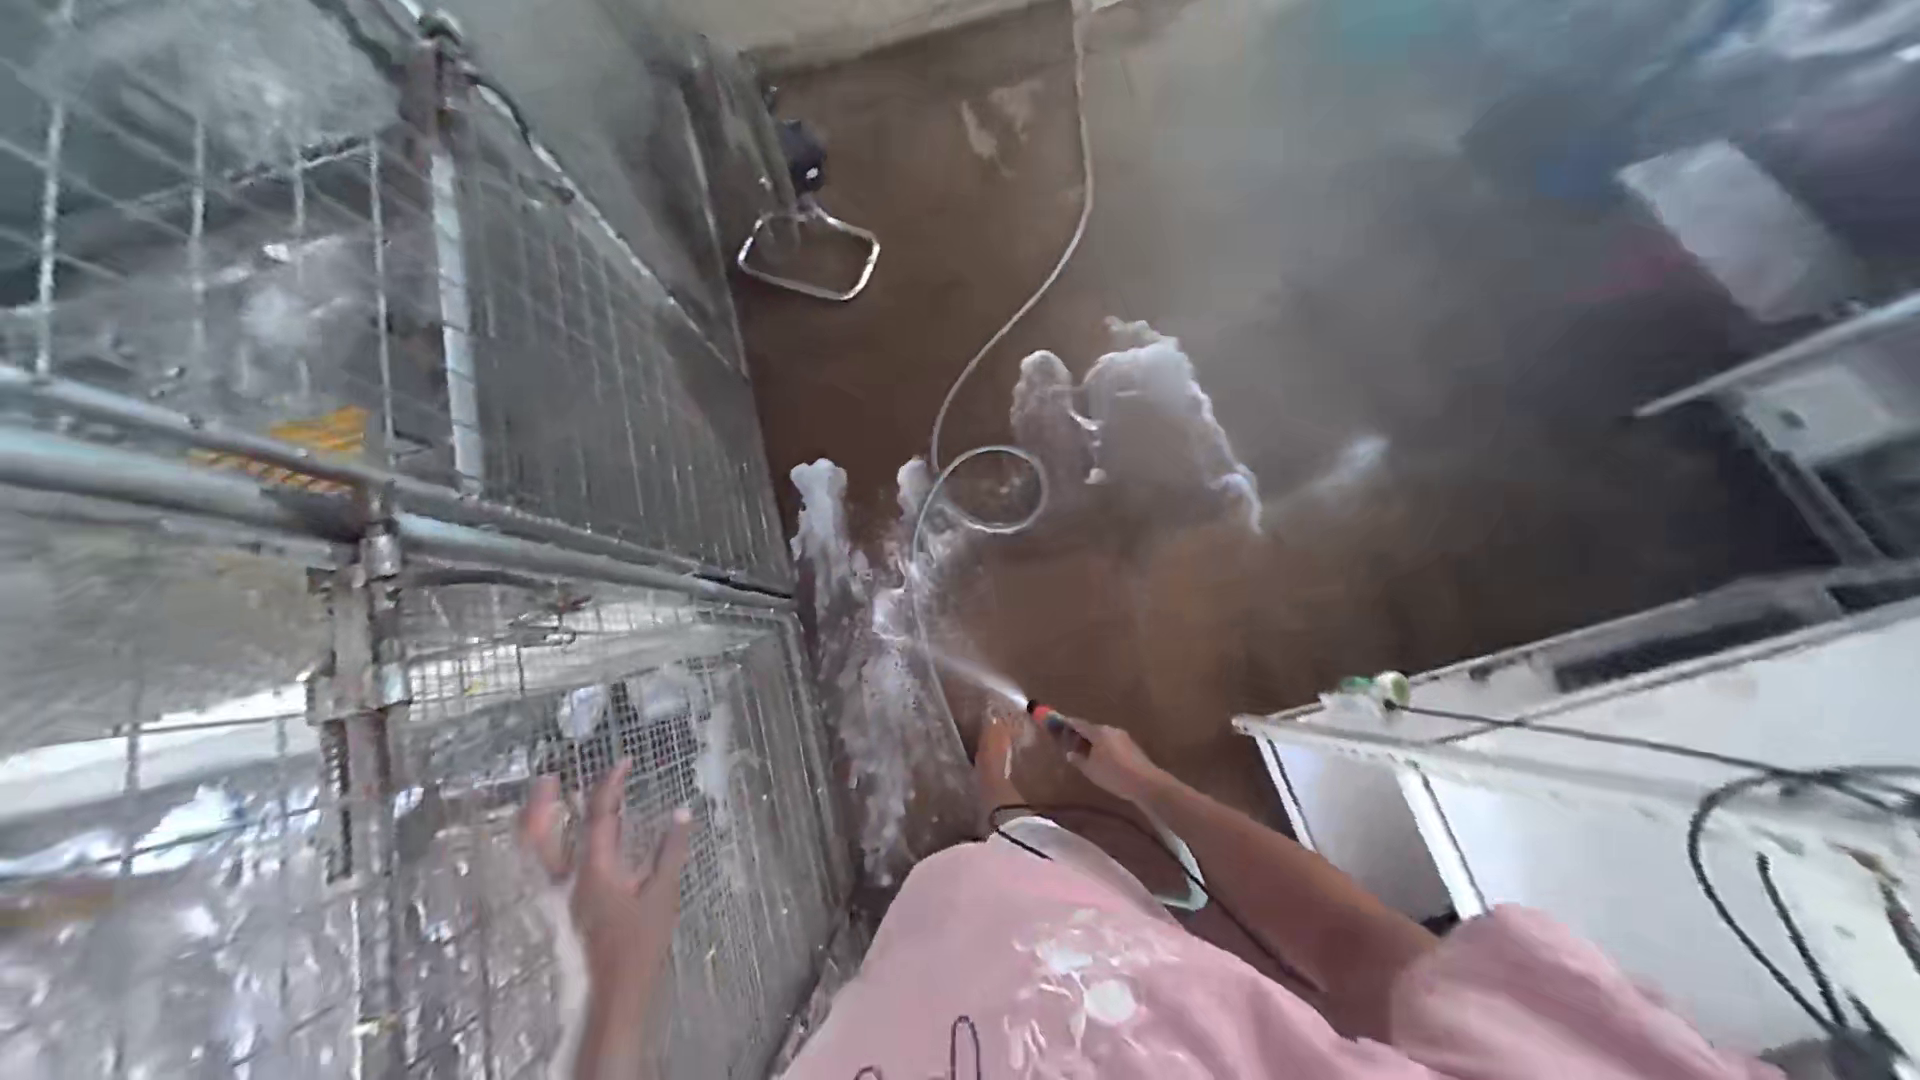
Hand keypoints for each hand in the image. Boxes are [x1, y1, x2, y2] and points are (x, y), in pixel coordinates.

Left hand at [520, 760, 691, 1076]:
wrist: (612, 995)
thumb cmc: (639, 943)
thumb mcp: (663, 894)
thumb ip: (670, 850)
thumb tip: (682, 812)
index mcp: (593, 870)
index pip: (599, 816)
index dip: (610, 784)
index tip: (623, 762)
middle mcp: (565, 880)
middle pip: (539, 835)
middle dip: (542, 803)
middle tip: (550, 777)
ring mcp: (556, 897)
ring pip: (533, 853)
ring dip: (537, 823)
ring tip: (546, 802)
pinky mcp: (558, 910)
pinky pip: (543, 867)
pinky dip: (546, 845)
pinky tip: (561, 841)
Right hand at [1061, 718, 1169, 806]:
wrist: (1146, 783)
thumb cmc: (1113, 774)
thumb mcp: (1090, 770)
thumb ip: (1078, 760)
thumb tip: (1070, 753)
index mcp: (1099, 732)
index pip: (1079, 724)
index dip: (1068, 723)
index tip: (1059, 722)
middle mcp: (1111, 730)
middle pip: (1092, 729)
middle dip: (1082, 735)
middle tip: (1072, 742)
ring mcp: (1123, 737)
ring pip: (1104, 737)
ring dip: (1095, 742)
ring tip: (1088, 754)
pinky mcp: (1132, 747)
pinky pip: (1113, 744)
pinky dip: (1105, 748)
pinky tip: (1104, 760)